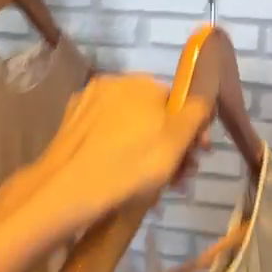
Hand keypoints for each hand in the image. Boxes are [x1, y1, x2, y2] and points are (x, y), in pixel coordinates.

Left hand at [0, 74, 211, 245]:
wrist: (69, 190)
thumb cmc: (133, 164)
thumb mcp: (178, 139)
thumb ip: (198, 112)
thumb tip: (202, 98)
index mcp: (140, 82)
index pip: (176, 101)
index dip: (191, 131)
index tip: (196, 158)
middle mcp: (111, 85)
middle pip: (153, 116)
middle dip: (171, 146)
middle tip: (179, 178)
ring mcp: (86, 106)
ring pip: (130, 130)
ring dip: (149, 155)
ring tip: (156, 188)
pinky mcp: (69, 128)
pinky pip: (106, 139)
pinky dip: (121, 156)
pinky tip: (126, 182)